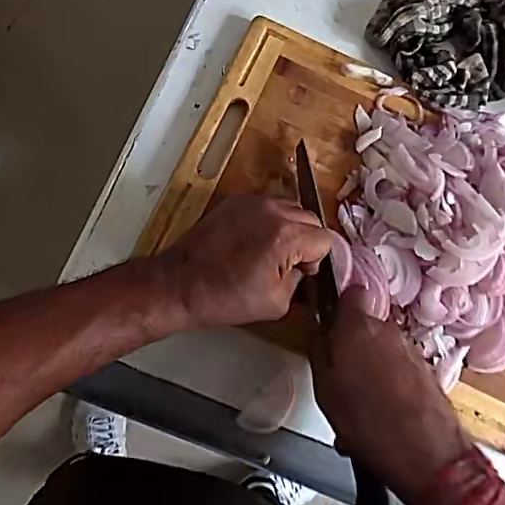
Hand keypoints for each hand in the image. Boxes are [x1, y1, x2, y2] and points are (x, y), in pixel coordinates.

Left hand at [149, 195, 333, 330]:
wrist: (179, 284)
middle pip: (311, 219)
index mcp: (285, 236)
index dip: (316, 261)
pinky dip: (269, 222)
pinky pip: (268, 206)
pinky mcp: (235, 202)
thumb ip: (301, 280)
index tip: (301, 274)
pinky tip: (253, 243)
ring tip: (269, 253)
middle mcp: (272, 210)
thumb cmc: (223, 297)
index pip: (325, 240)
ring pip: (291, 209)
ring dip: (290, 229)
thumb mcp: (277, 302)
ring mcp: (252, 202)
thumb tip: (306, 269)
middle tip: (287, 265)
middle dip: (306, 242)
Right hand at [312, 288, 471, 503]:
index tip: (331, 319)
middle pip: (366, 325)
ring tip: (360, 400)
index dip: (340, 304)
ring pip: (383, 348)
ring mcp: (410, 350)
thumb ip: (319, 351)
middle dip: (353, 344)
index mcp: (357, 327)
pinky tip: (380, 411)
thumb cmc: (371, 423)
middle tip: (341, 371)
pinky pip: (399, 369)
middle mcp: (388, 331)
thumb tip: (320, 337)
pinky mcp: (426, 370)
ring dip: (372, 366)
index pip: (350, 292)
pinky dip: (390, 383)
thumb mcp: (324, 388)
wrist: (426, 454)